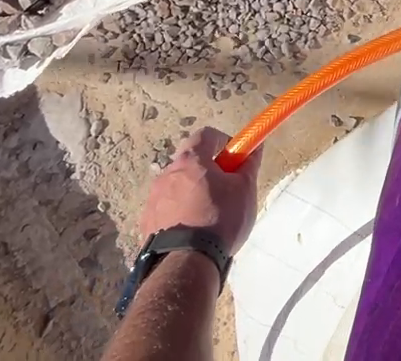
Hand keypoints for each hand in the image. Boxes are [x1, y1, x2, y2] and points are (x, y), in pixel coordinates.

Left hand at [138, 127, 260, 253]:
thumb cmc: (220, 219)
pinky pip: (166, 209)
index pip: (205, 135)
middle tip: (224, 189)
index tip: (234, 158)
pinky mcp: (145, 224)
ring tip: (209, 216)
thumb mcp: (245, 189)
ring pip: (177, 187)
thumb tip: (255, 146)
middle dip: (207, 170)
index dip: (223, 141)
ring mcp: (152, 200)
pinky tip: (193, 231)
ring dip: (192, 193)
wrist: (186, 265)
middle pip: (190, 162)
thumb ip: (249, 164)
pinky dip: (179, 213)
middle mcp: (166, 175)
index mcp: (191, 161)